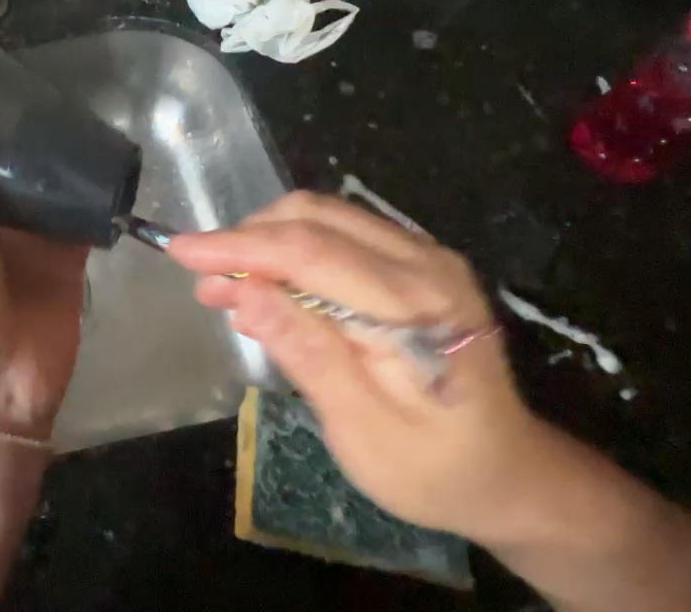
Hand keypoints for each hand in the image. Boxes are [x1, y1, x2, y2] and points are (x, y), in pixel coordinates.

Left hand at [0, 102, 89, 439]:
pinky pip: (80, 219)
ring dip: (57, 161)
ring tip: (78, 110)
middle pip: (7, 171)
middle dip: (22, 138)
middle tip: (46, 85)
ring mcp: (29, 243)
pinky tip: (103, 158)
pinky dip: (89, 195)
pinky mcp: (67, 261)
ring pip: (45, 189)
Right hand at [168, 191, 565, 543]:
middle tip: (202, 281)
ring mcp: (422, 255)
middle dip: (246, 241)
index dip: (240, 247)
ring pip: (322, 216)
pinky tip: (265, 285)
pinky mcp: (412, 261)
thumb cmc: (436, 468)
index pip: (311, 252)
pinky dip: (289, 248)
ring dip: (263, 241)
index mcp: (419, 305)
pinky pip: (337, 232)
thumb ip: (309, 355)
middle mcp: (425, 262)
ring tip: (223, 285)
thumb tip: (245, 294)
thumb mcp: (365, 432)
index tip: (180, 251)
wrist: (510, 473)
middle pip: (314, 218)